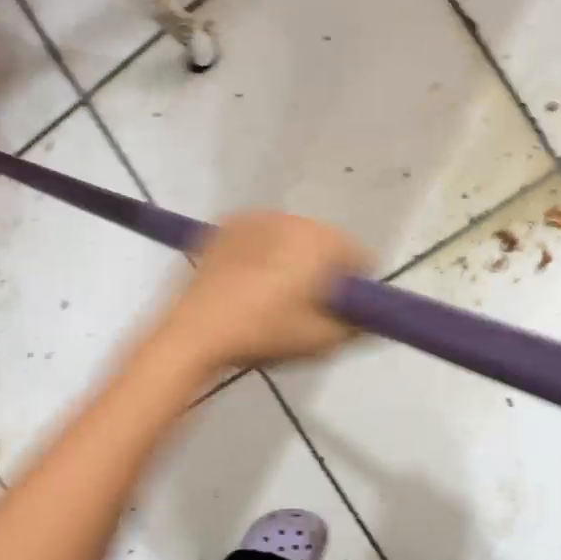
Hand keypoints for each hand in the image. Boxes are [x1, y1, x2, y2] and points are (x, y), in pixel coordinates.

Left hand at [155, 211, 367, 370]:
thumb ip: (356, 327)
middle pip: (324, 242)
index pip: (360, 256)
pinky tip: (246, 284)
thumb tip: (366, 319)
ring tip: (271, 297)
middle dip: (322, 269)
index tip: (340, 311)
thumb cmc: (262, 334)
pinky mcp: (224, 228)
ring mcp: (253, 218)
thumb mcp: (321, 341)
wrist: (194, 332)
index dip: (355, 286)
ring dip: (291, 259)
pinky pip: (257, 238)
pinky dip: (260, 254)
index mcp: (321, 240)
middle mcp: (292, 218)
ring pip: (290, 238)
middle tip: (304, 307)